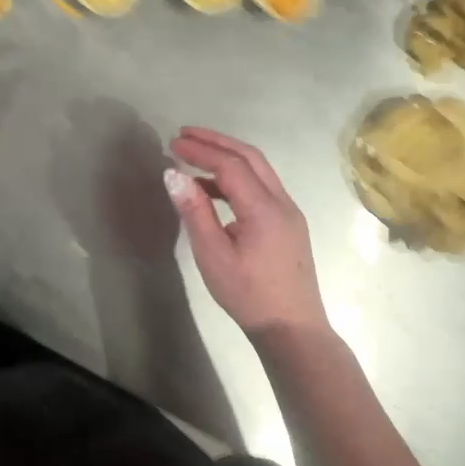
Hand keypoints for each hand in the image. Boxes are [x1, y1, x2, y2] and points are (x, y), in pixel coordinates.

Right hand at [164, 127, 326, 338]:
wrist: (293, 331)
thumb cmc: (248, 294)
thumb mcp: (212, 255)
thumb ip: (194, 211)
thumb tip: (173, 174)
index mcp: (264, 209)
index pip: (230, 165)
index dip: (200, 150)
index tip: (172, 144)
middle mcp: (282, 203)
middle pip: (250, 157)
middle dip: (216, 141)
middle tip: (183, 134)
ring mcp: (288, 213)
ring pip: (259, 169)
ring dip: (227, 156)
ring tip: (193, 155)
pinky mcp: (287, 224)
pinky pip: (261, 186)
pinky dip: (235, 175)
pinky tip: (211, 188)